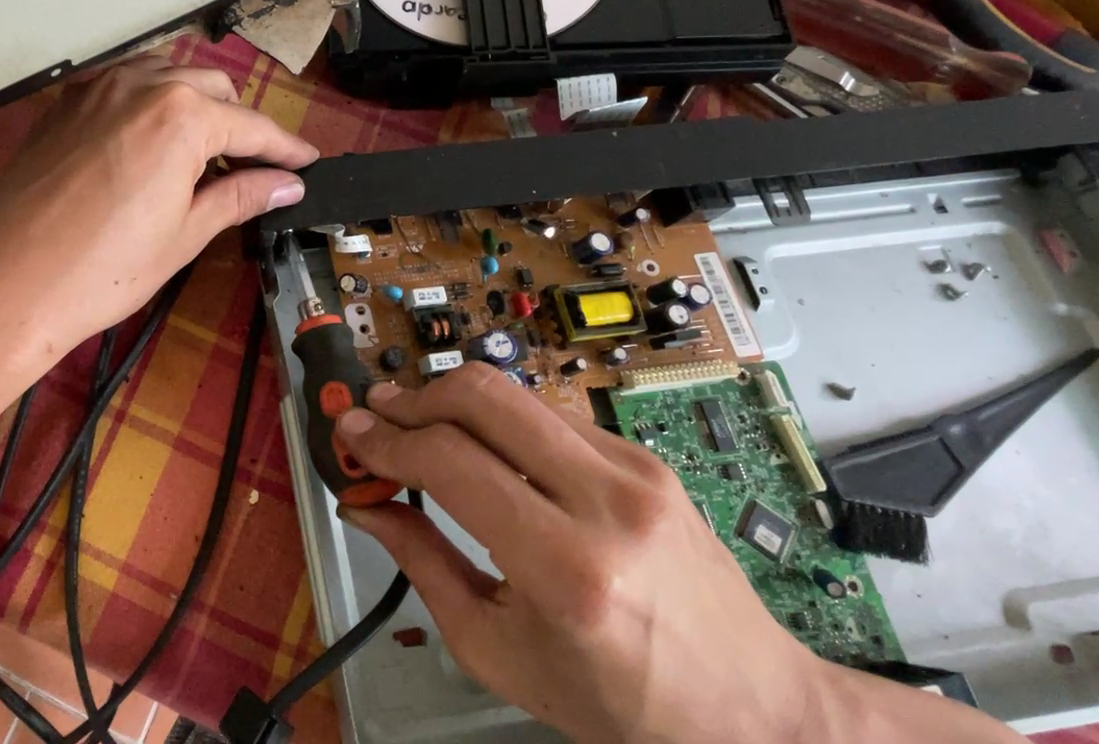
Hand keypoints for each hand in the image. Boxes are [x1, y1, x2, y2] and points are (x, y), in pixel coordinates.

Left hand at [0, 55, 316, 377]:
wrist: (8, 286)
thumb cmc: (100, 272)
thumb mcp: (184, 235)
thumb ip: (240, 196)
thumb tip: (285, 182)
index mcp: (181, 116)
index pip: (251, 126)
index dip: (285, 149)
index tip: (305, 163)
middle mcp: (139, 85)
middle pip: (212, 89)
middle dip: (239, 124)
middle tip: (251, 170)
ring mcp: (94, 90)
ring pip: (165, 77)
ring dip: (194, 106)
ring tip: (201, 156)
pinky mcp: (63, 105)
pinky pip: (122, 87)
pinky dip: (149, 104)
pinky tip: (149, 145)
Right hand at [333, 365, 824, 743]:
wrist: (749, 703)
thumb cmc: (614, 698)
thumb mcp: (495, 650)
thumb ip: (421, 563)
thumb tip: (364, 504)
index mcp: (565, 569)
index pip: (451, 462)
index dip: (386, 441)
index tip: (350, 435)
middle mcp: (607, 503)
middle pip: (486, 397)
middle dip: (416, 396)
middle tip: (378, 414)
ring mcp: (636, 471)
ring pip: (516, 394)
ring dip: (452, 399)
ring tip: (416, 422)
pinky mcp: (646, 458)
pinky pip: (550, 415)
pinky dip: (499, 420)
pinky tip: (480, 446)